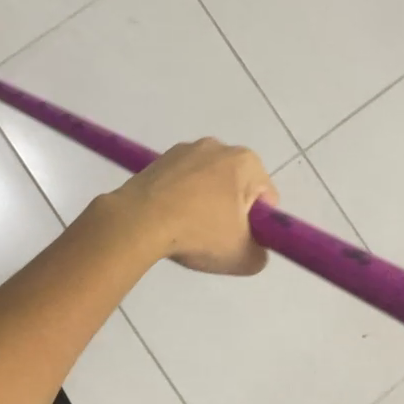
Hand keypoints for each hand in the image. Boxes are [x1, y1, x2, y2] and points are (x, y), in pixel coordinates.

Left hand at [96, 139, 276, 275]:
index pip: (266, 198)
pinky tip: (168, 217)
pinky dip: (178, 197)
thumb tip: (252, 248)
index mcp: (245, 161)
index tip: (239, 238)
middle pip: (235, 186)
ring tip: (187, 228)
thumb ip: (261, 254)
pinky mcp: (156, 159)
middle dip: (230, 210)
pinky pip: (179, 182)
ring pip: (205, 183)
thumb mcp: (244, 257)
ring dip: (202, 202)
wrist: (137, 221)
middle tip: (214, 236)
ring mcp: (182, 150)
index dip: (258, 224)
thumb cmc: (198, 232)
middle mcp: (216, 146)